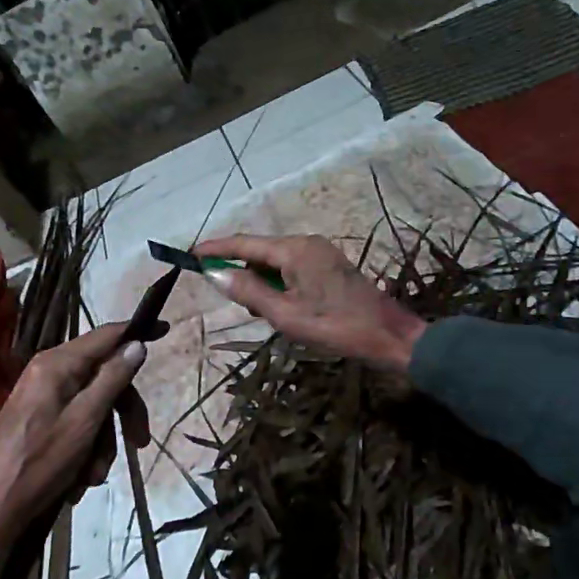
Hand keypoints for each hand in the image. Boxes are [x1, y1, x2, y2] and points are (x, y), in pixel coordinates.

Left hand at [0, 323, 149, 549]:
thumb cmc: (39, 461)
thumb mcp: (85, 419)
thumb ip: (112, 378)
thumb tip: (136, 343)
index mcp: (57, 364)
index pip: (106, 336)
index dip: (136, 334)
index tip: (166, 330)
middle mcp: (48, 374)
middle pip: (104, 377)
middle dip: (122, 413)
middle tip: (140, 442)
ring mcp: (42, 399)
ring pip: (93, 407)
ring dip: (102, 442)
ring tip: (93, 475)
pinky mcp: (37, 423)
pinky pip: (76, 426)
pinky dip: (84, 452)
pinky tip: (79, 480)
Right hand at [193, 234, 427, 371]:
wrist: (388, 335)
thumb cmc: (335, 326)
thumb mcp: (285, 314)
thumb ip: (248, 291)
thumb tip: (215, 273)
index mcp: (295, 249)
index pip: (245, 243)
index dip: (216, 248)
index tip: (190, 253)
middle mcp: (306, 243)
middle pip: (260, 251)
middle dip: (241, 271)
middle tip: (231, 299)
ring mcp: (320, 254)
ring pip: (276, 262)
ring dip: (261, 282)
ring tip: (261, 312)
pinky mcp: (329, 267)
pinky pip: (292, 269)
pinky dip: (278, 284)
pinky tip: (280, 308)